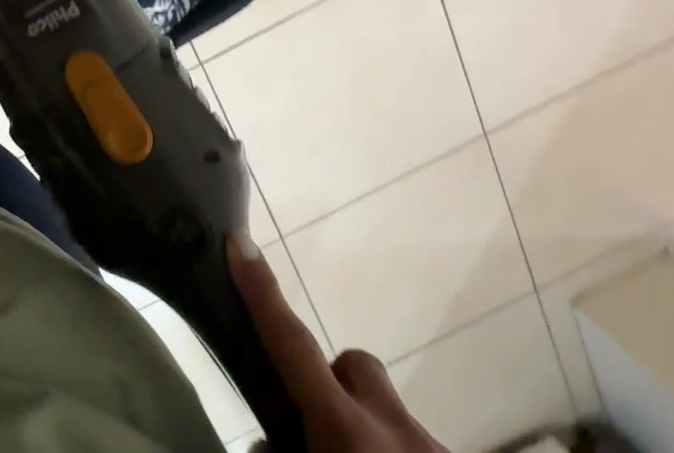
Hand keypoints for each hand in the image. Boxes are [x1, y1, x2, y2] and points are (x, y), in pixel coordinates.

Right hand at [228, 236, 447, 451]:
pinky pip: (414, 445)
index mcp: (350, 438)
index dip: (262, 293)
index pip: (292, 347)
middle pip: (353, 364)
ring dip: (363, 433)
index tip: (238, 242)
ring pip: (388, 412)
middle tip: (312, 431)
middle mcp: (397, 433)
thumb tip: (269, 444)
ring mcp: (435, 450)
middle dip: (326, 382)